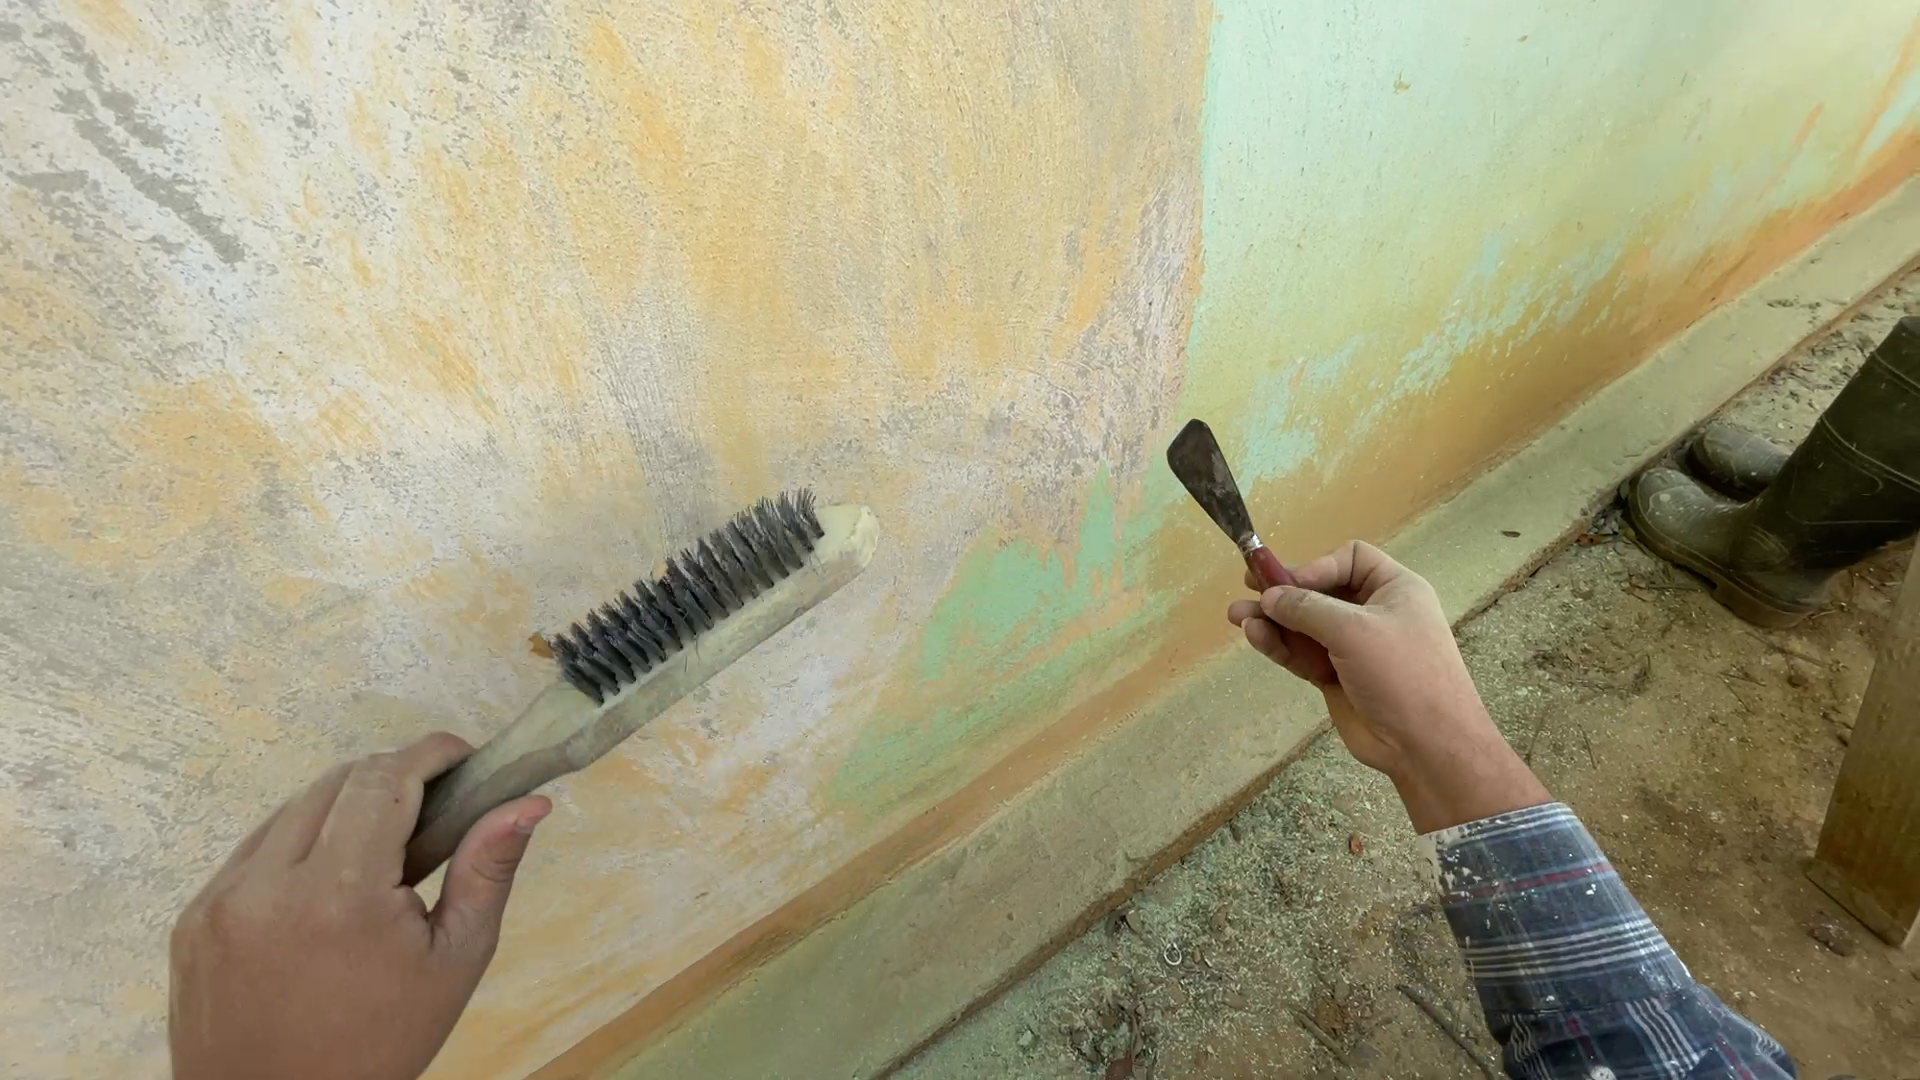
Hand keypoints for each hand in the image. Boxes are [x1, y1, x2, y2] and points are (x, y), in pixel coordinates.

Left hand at [169, 733, 551, 1079]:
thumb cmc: (385, 1036)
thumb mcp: (459, 954)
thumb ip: (490, 867)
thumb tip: (532, 801)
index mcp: (338, 894)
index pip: (384, 778)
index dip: (432, 753)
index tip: (468, 759)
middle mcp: (266, 885)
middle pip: (343, 779)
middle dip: (399, 774)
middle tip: (441, 804)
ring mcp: (219, 900)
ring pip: (299, 802)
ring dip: (354, 799)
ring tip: (393, 839)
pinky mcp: (195, 916)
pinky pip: (262, 840)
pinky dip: (311, 831)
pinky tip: (341, 867)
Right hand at [1227, 540, 1548, 831]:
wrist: (1426, 746)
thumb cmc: (1401, 674)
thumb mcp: (1354, 630)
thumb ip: (1306, 608)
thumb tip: (1268, 596)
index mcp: (1393, 590)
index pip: (1350, 559)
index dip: (1318, 565)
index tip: (1292, 583)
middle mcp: (1371, 613)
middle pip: (1319, 589)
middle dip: (1283, 590)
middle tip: (1247, 583)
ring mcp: (1350, 646)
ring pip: (1302, 622)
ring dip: (1270, 618)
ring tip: (1236, 616)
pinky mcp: (1332, 674)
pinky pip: (1298, 650)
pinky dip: (1276, 642)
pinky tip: (1253, 635)